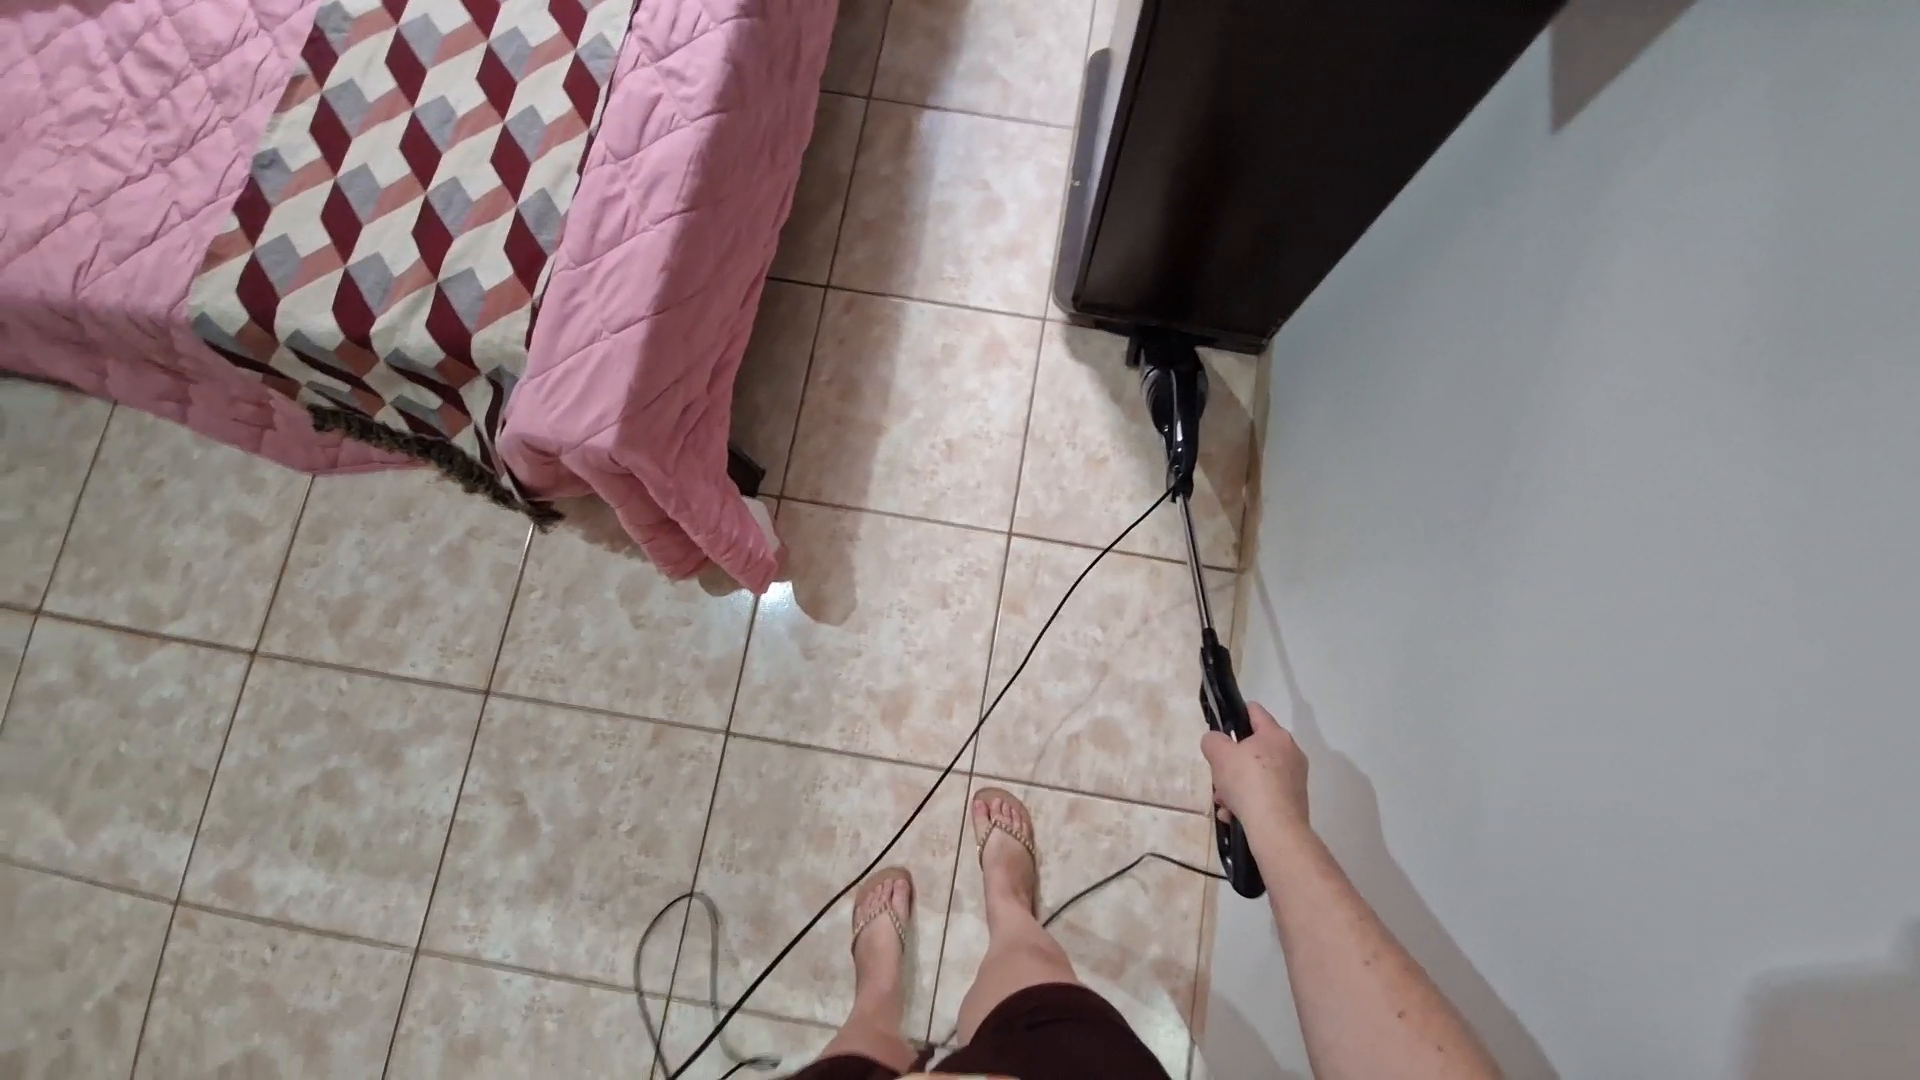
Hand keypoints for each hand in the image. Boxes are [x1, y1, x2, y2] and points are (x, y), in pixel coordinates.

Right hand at [1201, 702, 1309, 838]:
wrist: (1276, 828)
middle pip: (1254, 748)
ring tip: (1223, 802)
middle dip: (1232, 761)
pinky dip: (1249, 801)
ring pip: (1258, 774)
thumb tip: (1217, 742)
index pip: (1255, 711)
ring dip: (1237, 784)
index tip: (1223, 723)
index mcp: (1274, 735)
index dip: (1237, 712)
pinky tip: (1234, 815)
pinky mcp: (1295, 801)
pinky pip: (1266, 794)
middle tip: (1217, 773)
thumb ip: (1213, 740)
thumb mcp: (1219, 755)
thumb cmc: (1247, 782)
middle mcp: (1290, 752)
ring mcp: (1295, 778)